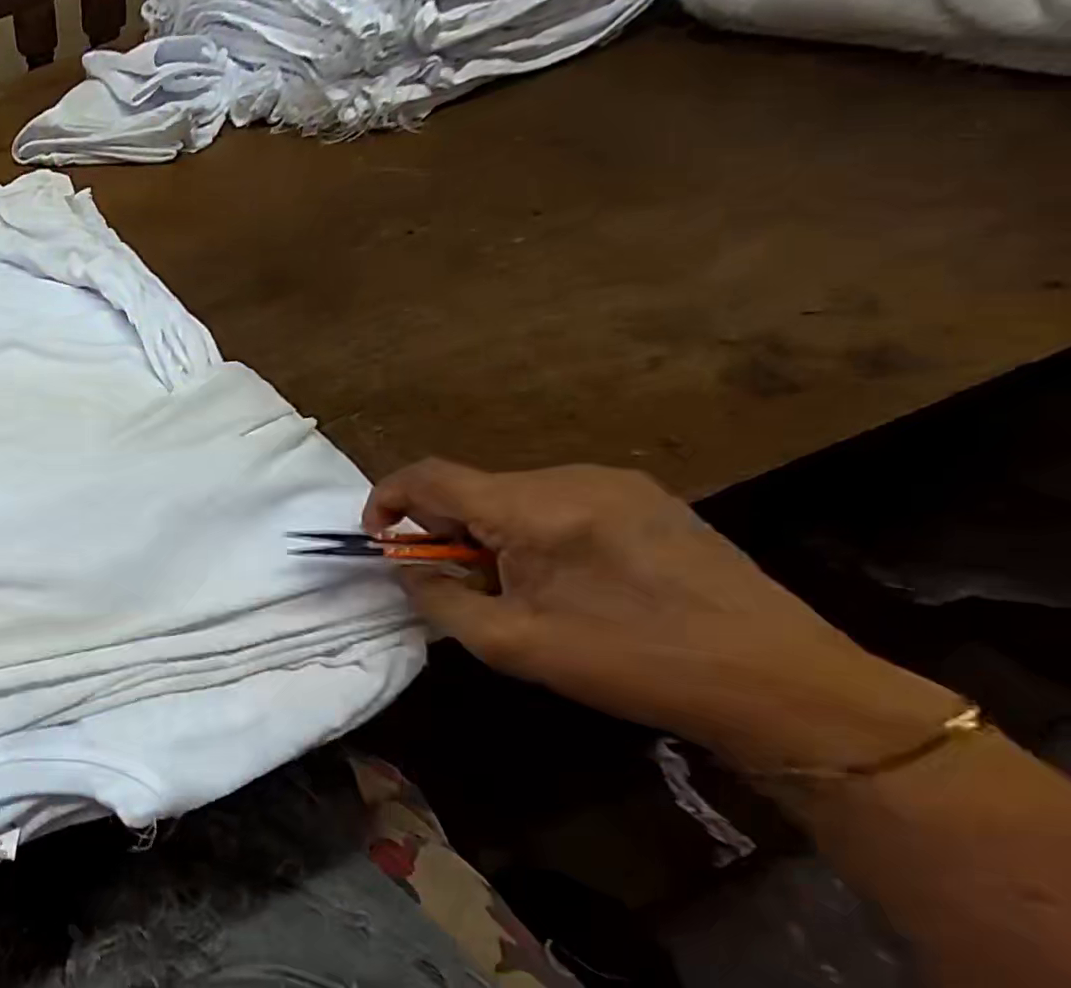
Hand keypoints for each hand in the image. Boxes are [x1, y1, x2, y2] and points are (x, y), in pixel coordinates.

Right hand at [365, 459, 959, 772]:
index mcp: (533, 507)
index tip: (378, 539)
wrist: (781, 683)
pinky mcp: (645, 496)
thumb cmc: (632, 664)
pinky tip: (568, 579)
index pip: (430, 476)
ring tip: (518, 589)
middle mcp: (569, 476)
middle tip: (456, 584)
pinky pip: (558, 500)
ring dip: (490, 532)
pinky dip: (532, 531)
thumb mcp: (514, 645)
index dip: (388, 499)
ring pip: (514, 494)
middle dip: (446, 529)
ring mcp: (613, 480)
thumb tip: (406, 569)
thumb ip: (439, 599)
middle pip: (473, 486)